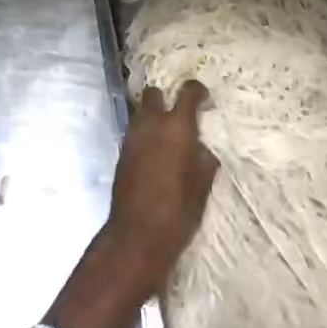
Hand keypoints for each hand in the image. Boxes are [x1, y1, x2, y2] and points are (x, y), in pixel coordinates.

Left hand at [106, 80, 219, 294]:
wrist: (137, 237)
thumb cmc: (178, 211)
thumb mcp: (202, 184)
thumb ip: (203, 158)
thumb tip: (201, 147)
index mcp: (177, 127)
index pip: (187, 92)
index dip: (198, 90)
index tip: (204, 98)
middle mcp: (151, 124)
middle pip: (154, 94)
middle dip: (165, 98)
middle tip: (179, 115)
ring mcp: (132, 138)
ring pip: (141, 113)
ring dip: (153, 118)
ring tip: (167, 137)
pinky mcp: (121, 154)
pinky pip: (134, 134)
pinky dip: (145, 136)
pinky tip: (155, 155)